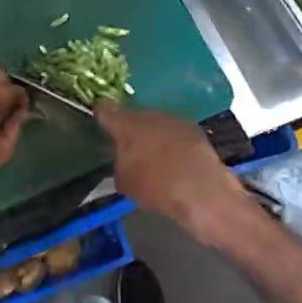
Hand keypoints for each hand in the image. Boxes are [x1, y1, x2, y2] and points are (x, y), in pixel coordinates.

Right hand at [97, 104, 246, 243]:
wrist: (202, 192)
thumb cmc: (156, 187)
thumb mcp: (124, 182)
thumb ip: (118, 163)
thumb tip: (123, 157)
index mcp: (126, 125)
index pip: (105, 110)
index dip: (101, 116)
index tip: (99, 123)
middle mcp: (149, 115)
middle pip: (133, 117)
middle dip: (130, 131)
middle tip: (129, 150)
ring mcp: (173, 120)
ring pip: (155, 124)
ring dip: (153, 136)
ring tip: (155, 158)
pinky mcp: (194, 129)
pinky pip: (174, 133)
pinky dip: (172, 143)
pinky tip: (176, 161)